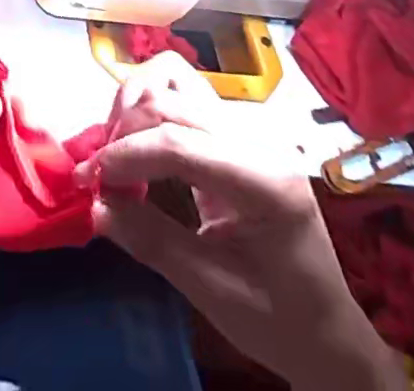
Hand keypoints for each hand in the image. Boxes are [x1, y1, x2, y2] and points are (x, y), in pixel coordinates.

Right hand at [76, 54, 403, 390]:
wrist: (325, 332)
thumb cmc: (279, 319)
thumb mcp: (212, 290)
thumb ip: (151, 240)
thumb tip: (94, 205)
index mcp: (265, 180)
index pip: (179, 142)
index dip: (124, 154)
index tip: (88, 181)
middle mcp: (258, 141)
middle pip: (172, 99)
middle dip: (124, 129)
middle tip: (99, 175)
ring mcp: (246, 132)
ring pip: (175, 80)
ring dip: (133, 106)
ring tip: (115, 150)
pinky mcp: (231, 135)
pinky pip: (181, 96)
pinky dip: (146, 109)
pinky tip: (133, 144)